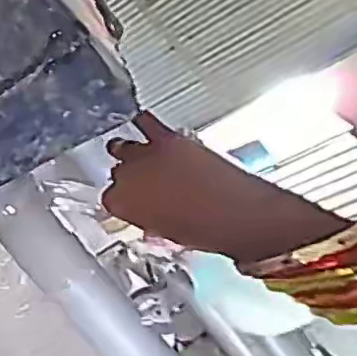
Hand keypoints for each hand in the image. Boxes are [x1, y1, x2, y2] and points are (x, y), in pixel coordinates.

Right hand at [103, 112, 345, 261]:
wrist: (247, 218)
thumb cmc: (212, 231)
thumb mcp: (172, 234)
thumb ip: (151, 220)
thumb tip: (150, 217)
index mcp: (123, 204)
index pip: (109, 197)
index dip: (124, 201)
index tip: (134, 203)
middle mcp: (128, 176)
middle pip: (116, 171)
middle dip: (127, 177)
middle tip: (143, 185)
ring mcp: (147, 155)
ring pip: (122, 146)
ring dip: (130, 152)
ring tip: (141, 158)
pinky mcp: (169, 138)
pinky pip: (144, 121)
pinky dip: (142, 122)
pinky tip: (142, 124)